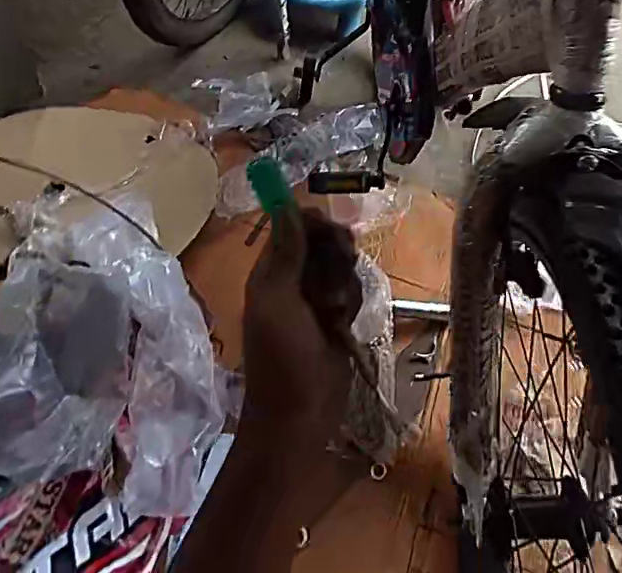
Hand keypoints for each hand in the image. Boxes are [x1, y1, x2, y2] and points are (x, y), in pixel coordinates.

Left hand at [239, 204, 357, 449]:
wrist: (300, 417)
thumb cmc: (282, 356)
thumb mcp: (277, 299)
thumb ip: (285, 252)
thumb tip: (286, 204)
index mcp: (270, 270)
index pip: (293, 226)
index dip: (314, 223)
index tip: (334, 232)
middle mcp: (292, 279)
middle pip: (321, 242)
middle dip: (335, 251)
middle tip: (347, 260)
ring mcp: (315, 300)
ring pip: (340, 267)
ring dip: (344, 283)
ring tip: (337, 311)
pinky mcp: (336, 319)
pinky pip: (351, 292)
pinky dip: (351, 304)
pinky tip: (344, 326)